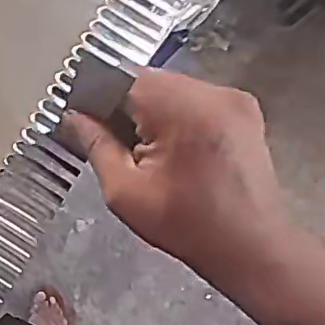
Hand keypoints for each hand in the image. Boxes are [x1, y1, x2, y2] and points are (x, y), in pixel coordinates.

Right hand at [64, 69, 324, 324]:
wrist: (250, 245)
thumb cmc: (187, 225)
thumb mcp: (124, 191)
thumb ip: (96, 146)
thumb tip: (75, 118)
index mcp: (185, 110)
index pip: (125, 79)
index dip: (97, 100)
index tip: (86, 125)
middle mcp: (215, 94)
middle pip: (148, 81)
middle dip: (124, 108)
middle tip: (114, 145)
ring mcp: (234, 99)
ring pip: (169, 88)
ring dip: (147, 113)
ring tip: (144, 152)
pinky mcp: (242, 110)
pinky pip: (192, 99)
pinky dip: (172, 117)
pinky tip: (168, 151)